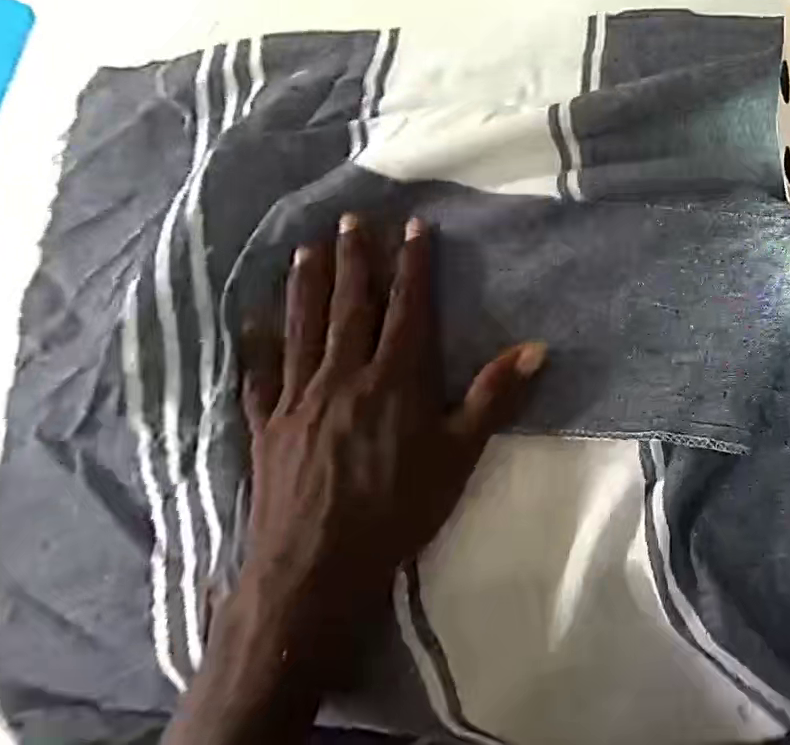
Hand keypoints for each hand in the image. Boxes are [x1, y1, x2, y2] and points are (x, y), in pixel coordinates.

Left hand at [238, 214, 547, 660]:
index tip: (414, 227)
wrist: (316, 571)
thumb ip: (494, 395)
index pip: (408, 308)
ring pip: (304, 328)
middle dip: (355, 259)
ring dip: (307, 285)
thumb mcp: (462, 453)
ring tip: (308, 248)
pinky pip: (262, 374)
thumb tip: (536, 348)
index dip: (413, 265)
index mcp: (396, 379)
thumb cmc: (401, 508)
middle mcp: (345, 376)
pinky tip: (253, 321)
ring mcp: (301, 399)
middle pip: (352, 306)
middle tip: (351, 218)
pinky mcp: (269, 427)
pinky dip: (258, 343)